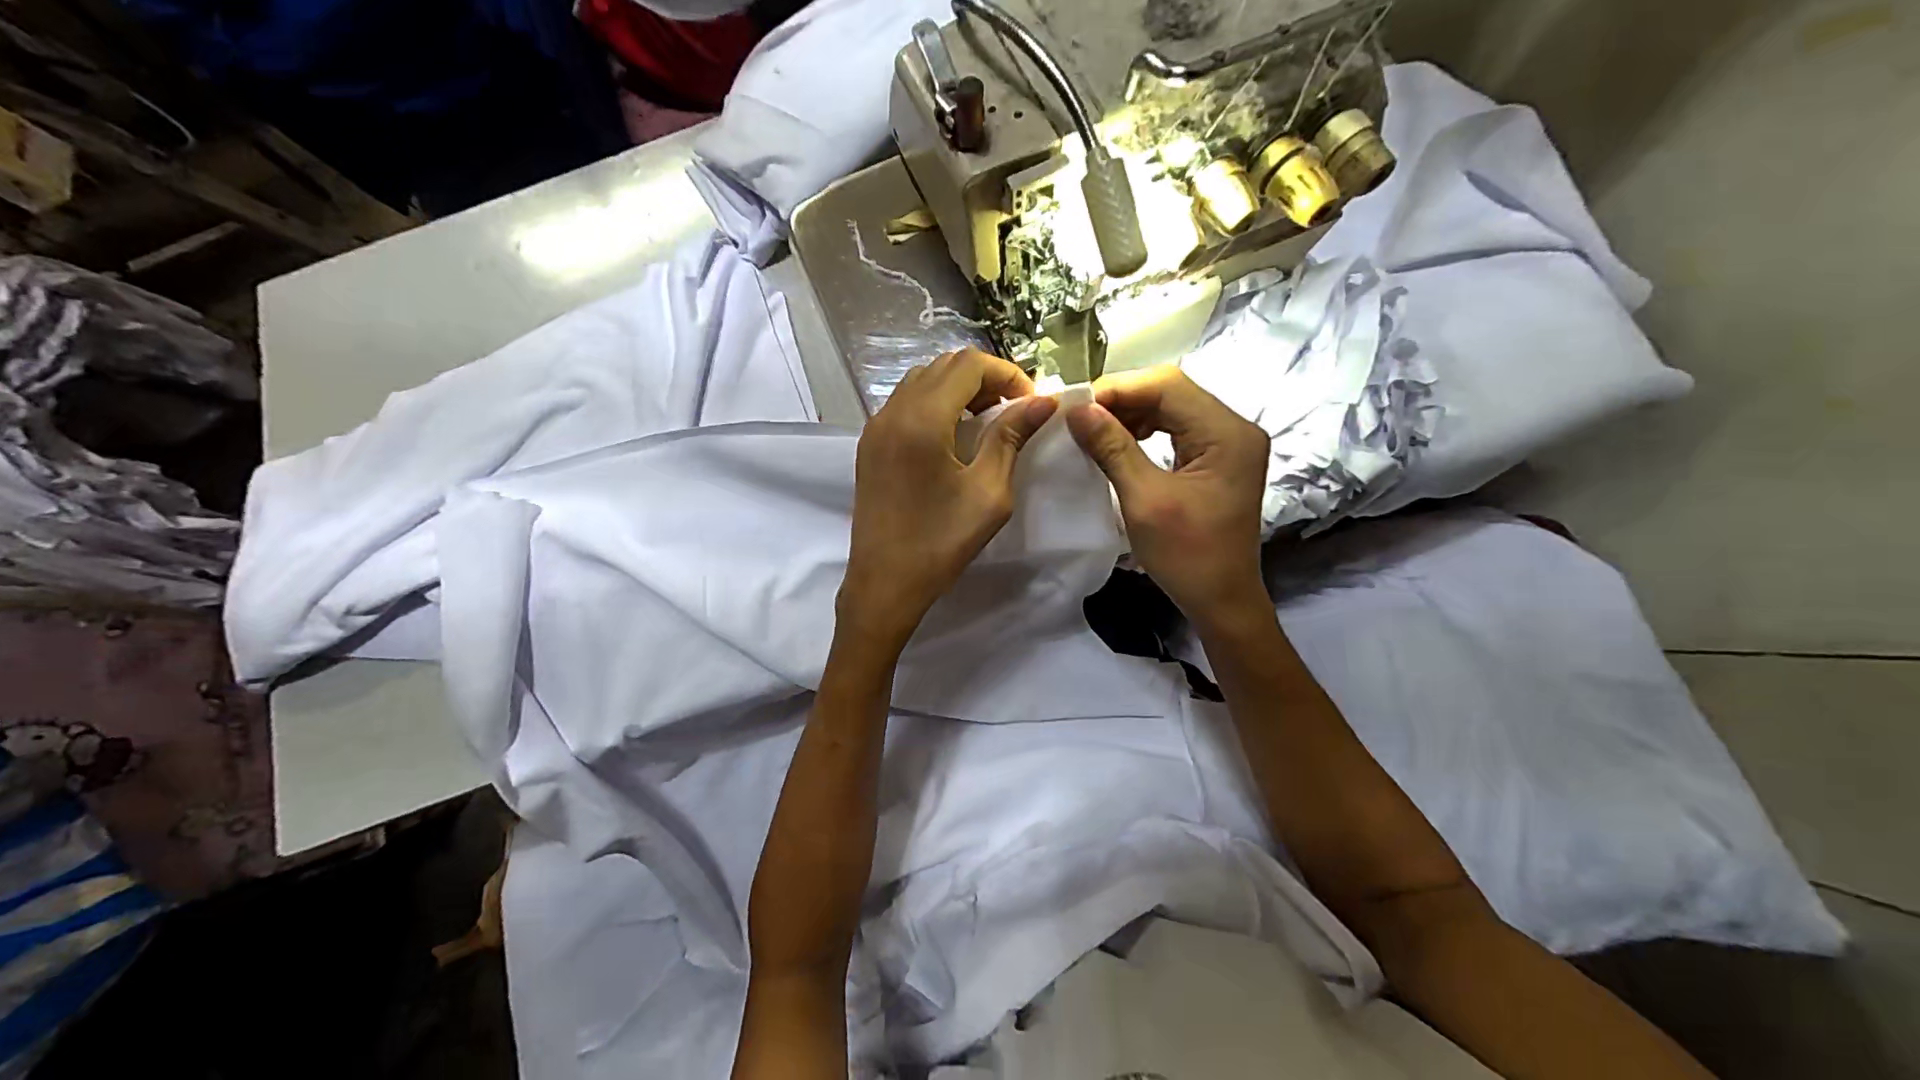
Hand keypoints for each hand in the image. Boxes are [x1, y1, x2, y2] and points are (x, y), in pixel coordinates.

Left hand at [840, 348, 1058, 648]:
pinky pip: (906, 403)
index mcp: (921, 419)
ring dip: (959, 390)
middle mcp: (892, 411)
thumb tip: (1042, 402)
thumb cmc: (940, 543)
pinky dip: (935, 404)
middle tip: (1013, 411)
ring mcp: (876, 426)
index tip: (1030, 404)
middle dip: (984, 379)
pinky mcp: (870, 444)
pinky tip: (955, 437)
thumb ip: (1011, 438)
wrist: (883, 582)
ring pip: (922, 381)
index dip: (1006, 374)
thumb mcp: (989, 492)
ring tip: (987, 423)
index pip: (968, 364)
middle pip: (944, 366)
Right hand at [1065, 366, 1269, 630]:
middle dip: (1123, 399)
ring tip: (1094, 429)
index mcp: (1226, 433)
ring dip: (1131, 413)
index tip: (1076, 406)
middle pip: (1171, 391)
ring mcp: (1229, 443)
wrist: (1222, 601)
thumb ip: (1112, 448)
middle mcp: (1234, 428)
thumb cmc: (1187, 556)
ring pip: (1173, 408)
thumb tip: (1077, 410)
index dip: (1118, 388)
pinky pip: (1178, 429)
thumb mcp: (1144, 500)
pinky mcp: (1219, 458)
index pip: (1167, 386)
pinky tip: (1120, 441)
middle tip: (1080, 416)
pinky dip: (1146, 431)